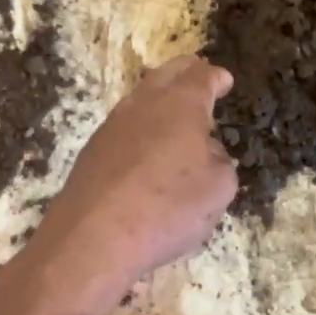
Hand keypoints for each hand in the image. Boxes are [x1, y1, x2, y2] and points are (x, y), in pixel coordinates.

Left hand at [35, 55, 239, 284]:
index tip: (225, 81)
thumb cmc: (167, 207)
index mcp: (183, 102)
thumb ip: (220, 161)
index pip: (203, 75)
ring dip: (161, 98)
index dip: (217, 77)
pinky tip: (148, 148)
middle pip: (169, 73)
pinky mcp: (92, 151)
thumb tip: (206, 152)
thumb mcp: (219, 187)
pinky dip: (142, 126)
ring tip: (175, 115)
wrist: (90, 241)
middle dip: (188, 73)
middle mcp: (146, 102)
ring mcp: (114, 124)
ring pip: (142, 96)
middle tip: (202, 80)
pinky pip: (125, 125)